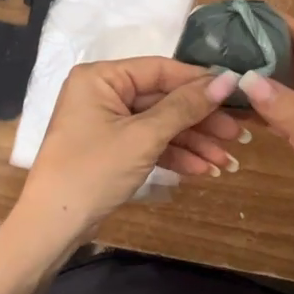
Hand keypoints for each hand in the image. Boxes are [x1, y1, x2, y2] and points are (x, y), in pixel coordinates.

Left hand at [18, 58, 241, 238]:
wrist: (54, 224)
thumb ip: (184, 107)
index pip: (160, 69)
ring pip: (160, 123)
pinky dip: (174, 155)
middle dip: (201, 119)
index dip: (200, 82)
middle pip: (163, 98)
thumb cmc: (93, 170)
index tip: (238, 94)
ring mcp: (106, 121)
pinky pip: (149, 143)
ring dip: (193, 142)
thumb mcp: (143, 137)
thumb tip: (227, 79)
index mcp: (101, 77)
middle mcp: (102, 92)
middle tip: (239, 135)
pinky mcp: (111, 148)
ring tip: (227, 161)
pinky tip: (203, 170)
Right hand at [237, 17, 293, 252]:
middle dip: (265, 49)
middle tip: (222, 42)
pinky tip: (236, 101)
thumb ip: (290, 113)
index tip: (243, 15)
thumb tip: (246, 78)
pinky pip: (288, 109)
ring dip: (262, 77)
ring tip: (222, 65)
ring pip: (292, 83)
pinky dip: (266, 105)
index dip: (280, 25)